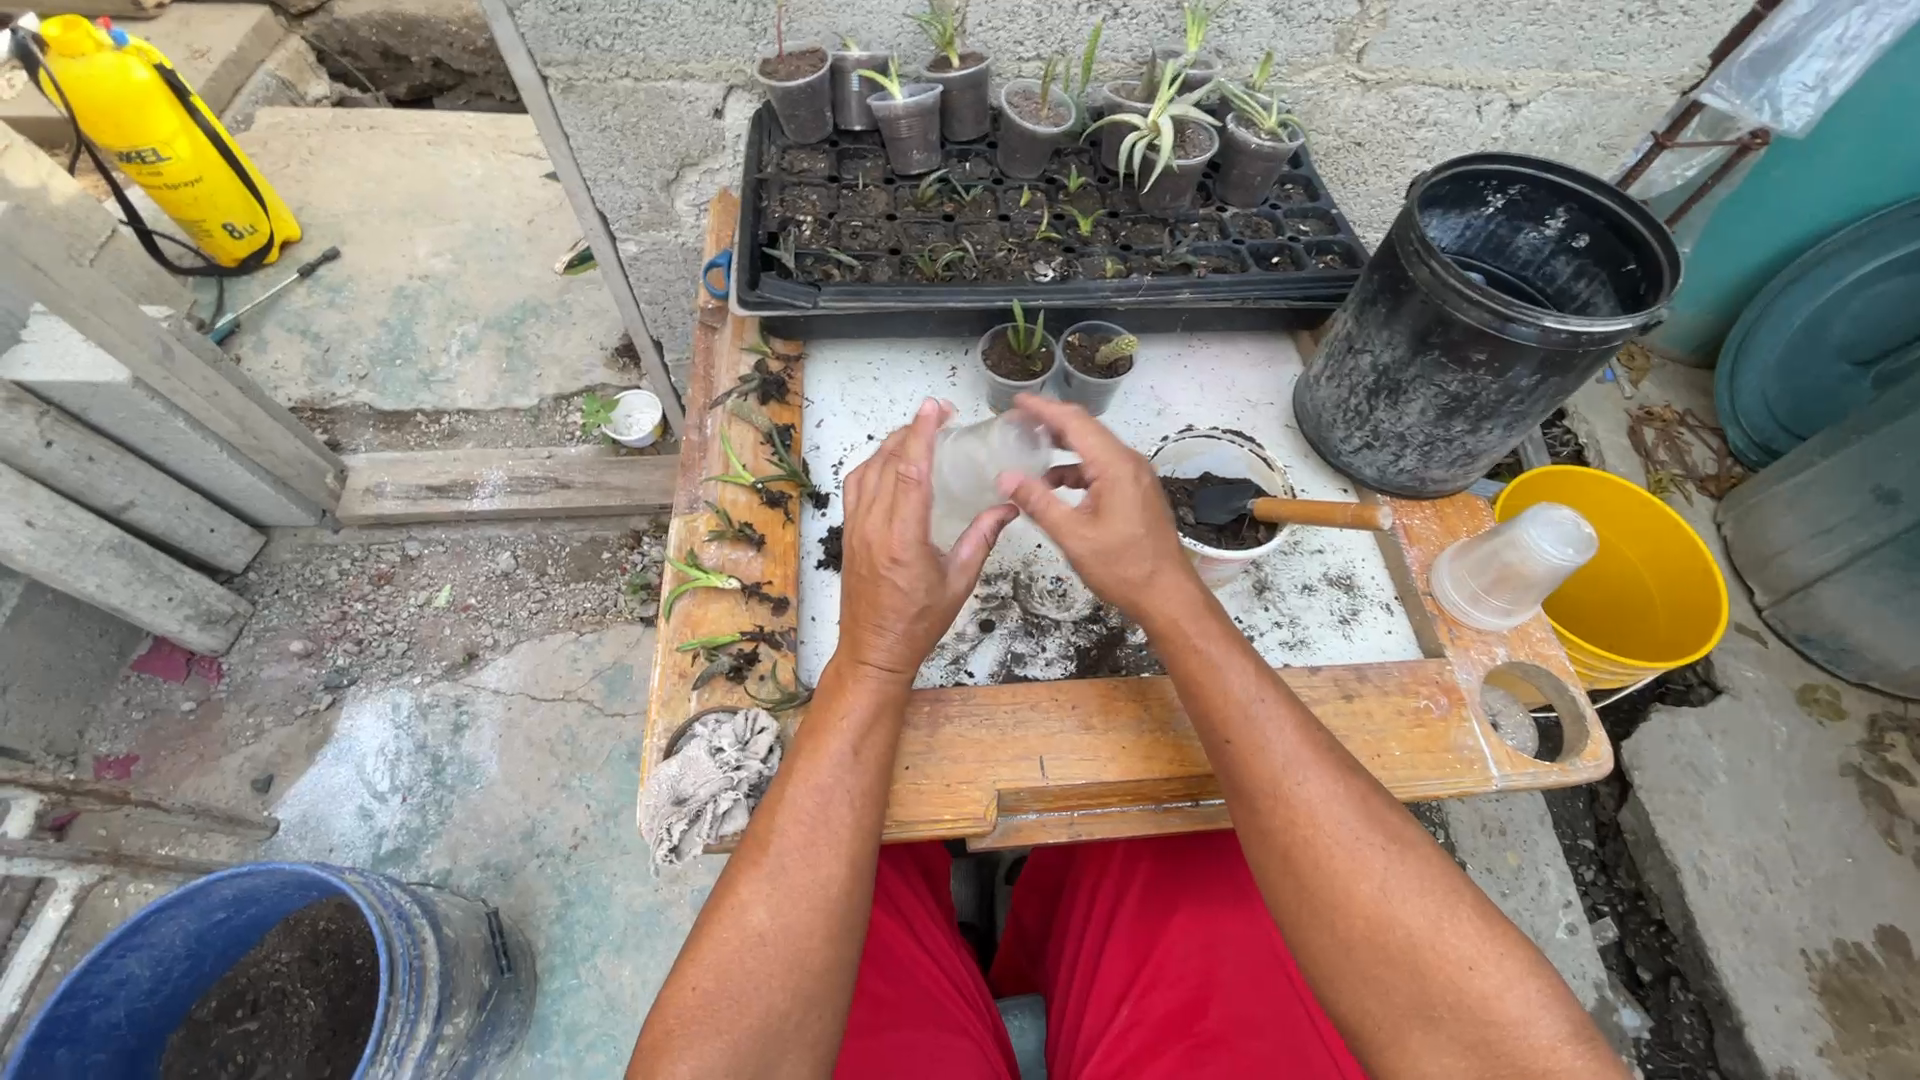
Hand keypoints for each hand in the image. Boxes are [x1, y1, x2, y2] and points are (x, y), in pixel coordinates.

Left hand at [833, 398, 1018, 687]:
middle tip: (936, 415)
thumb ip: (981, 539)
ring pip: (866, 471)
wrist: (874, 651)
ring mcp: (855, 530)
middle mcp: (873, 528)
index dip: (922, 434)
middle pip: (886, 463)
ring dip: (890, 445)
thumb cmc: (916, 623)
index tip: (935, 409)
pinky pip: (855, 488)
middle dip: (910, 431)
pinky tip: (889, 464)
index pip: (910, 472)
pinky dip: (872, 466)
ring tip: (916, 433)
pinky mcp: (848, 535)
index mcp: (902, 539)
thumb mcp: (958, 582)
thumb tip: (1007, 507)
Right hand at [997, 393, 1199, 619]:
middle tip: (1018, 422)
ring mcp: (1135, 477)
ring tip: (1031, 447)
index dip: (1043, 409)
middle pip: (1086, 430)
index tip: (1017, 401)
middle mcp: (1129, 463)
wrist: (1167, 594)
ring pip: (1094, 449)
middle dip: (1051, 423)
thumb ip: (1038, 502)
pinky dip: (1076, 470)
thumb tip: (1006, 478)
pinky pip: (1102, 468)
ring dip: (1063, 447)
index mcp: (1115, 465)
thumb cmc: (1122, 567)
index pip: (1075, 422)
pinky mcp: (1136, 492)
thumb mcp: (1072, 536)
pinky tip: (1054, 483)